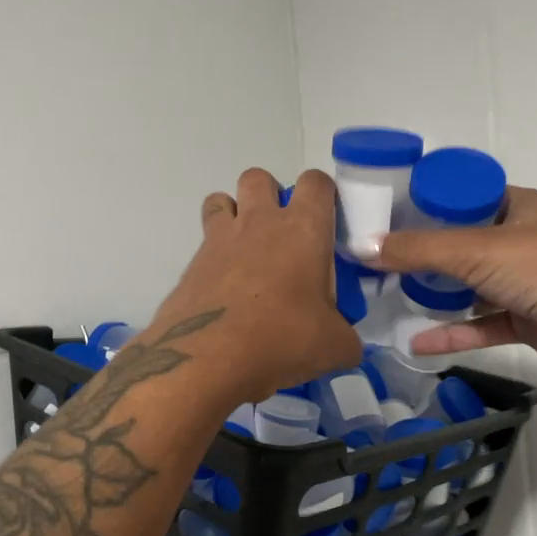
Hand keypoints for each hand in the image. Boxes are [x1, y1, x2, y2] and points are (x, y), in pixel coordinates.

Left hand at [149, 168, 362, 404]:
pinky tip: (225, 291)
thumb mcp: (335, 346)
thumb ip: (344, 335)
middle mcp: (259, 222)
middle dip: (270, 195)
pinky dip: (214, 257)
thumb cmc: (283, 339)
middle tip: (281, 235)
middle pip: (259, 178)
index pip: (315, 183)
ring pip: (221, 200)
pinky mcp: (192, 266)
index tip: (326, 221)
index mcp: (303, 230)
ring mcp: (220, 240)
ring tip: (246, 252)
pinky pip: (203, 244)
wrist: (210, 357)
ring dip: (234, 215)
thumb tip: (343, 342)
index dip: (322, 194)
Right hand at [370, 187, 536, 378]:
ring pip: (472, 287)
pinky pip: (481, 325)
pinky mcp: (527, 320)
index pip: (467, 197)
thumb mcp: (475, 250)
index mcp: (518, 207)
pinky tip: (418, 342)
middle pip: (464, 244)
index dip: (429, 203)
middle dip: (425, 254)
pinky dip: (454, 333)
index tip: (388, 214)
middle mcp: (523, 240)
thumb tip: (361, 247)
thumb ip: (418, 250)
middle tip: (381, 260)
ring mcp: (526, 282)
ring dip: (438, 295)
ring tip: (392, 298)